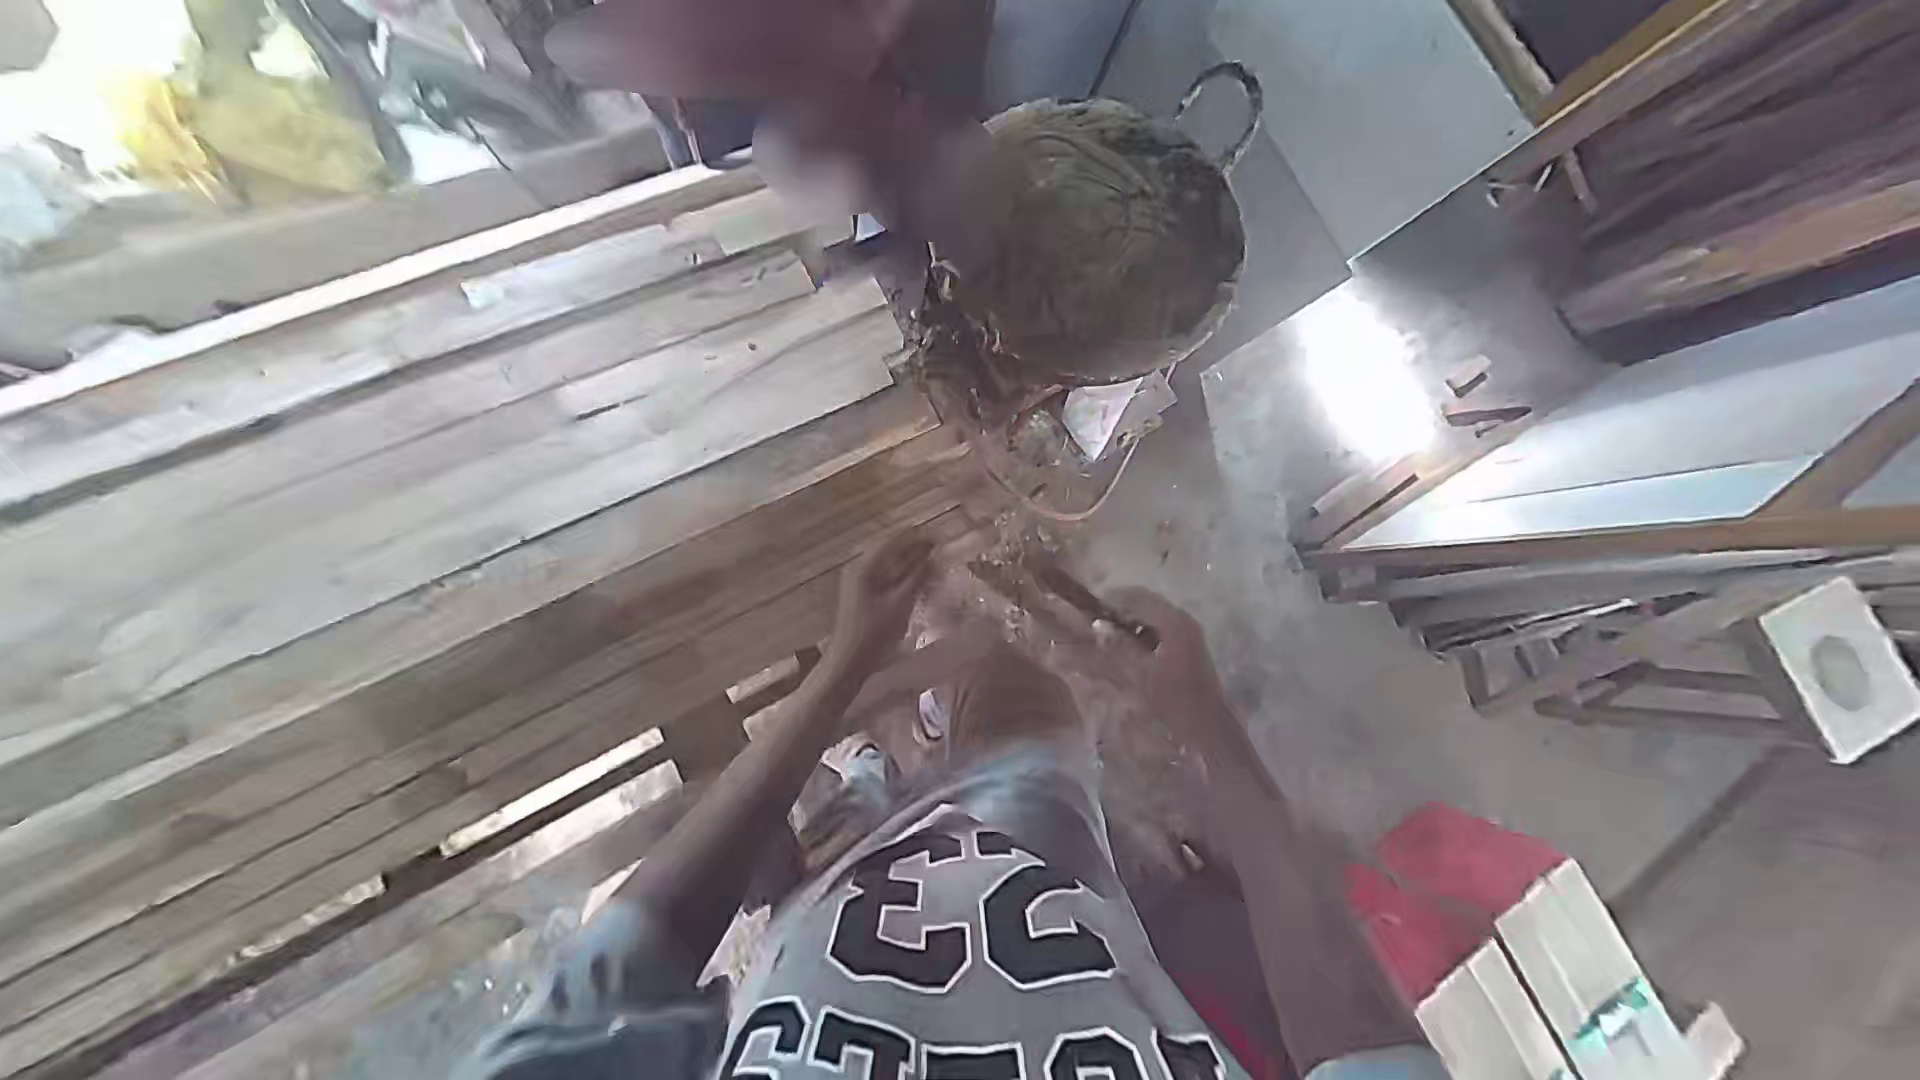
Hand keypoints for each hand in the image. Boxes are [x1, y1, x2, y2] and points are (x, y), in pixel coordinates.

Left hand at [826, 528, 933, 677]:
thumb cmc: (874, 635)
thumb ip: (918, 575)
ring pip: (889, 562)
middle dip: (916, 549)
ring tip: (933, 567)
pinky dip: (902, 575)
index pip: (895, 539)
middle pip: (891, 548)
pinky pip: (885, 574)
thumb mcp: (901, 603)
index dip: (920, 537)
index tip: (942, 539)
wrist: (848, 664)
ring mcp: (858, 580)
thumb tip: (935, 554)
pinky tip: (917, 583)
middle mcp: (858, 567)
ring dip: (911, 562)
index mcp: (864, 566)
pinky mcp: (861, 593)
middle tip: (940, 553)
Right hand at [1106, 587, 1237, 747]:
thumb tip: (1098, 625)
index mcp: (1173, 623)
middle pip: (1146, 601)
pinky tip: (1128, 645)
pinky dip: (1142, 629)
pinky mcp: (1188, 642)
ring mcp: (1188, 630)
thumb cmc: (1175, 701)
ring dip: (1130, 618)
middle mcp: (1183, 619)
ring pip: (1153, 613)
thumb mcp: (1142, 674)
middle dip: (1120, 608)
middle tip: (1095, 619)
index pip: (1137, 597)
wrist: (1210, 726)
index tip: (1089, 607)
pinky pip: (1160, 626)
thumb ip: (1120, 646)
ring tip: (1107, 632)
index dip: (1112, 599)